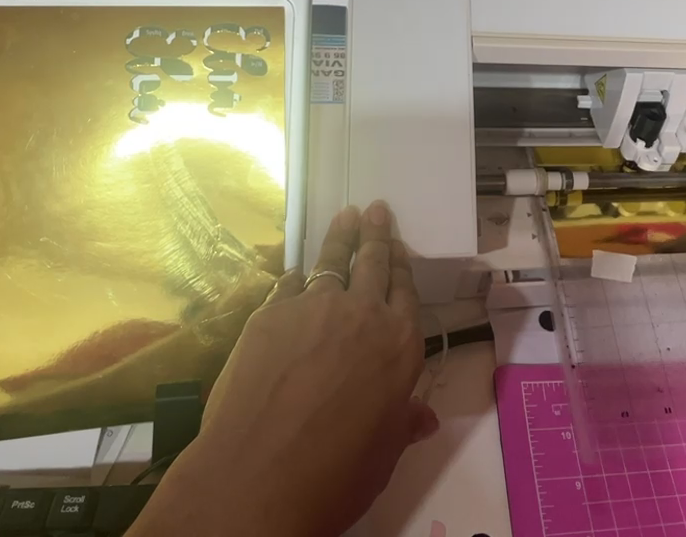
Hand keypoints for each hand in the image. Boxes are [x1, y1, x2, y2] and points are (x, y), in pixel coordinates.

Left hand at [133, 203, 435, 536]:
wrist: (259, 475)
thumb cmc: (337, 472)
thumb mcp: (383, 452)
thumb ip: (403, 422)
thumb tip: (426, 418)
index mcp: (400, 343)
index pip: (406, 290)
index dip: (402, 265)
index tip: (399, 245)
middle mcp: (363, 313)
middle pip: (374, 262)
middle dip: (377, 233)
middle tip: (377, 209)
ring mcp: (315, 307)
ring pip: (333, 261)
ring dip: (341, 236)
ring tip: (346, 214)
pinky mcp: (271, 313)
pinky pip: (290, 284)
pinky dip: (298, 276)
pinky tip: (298, 271)